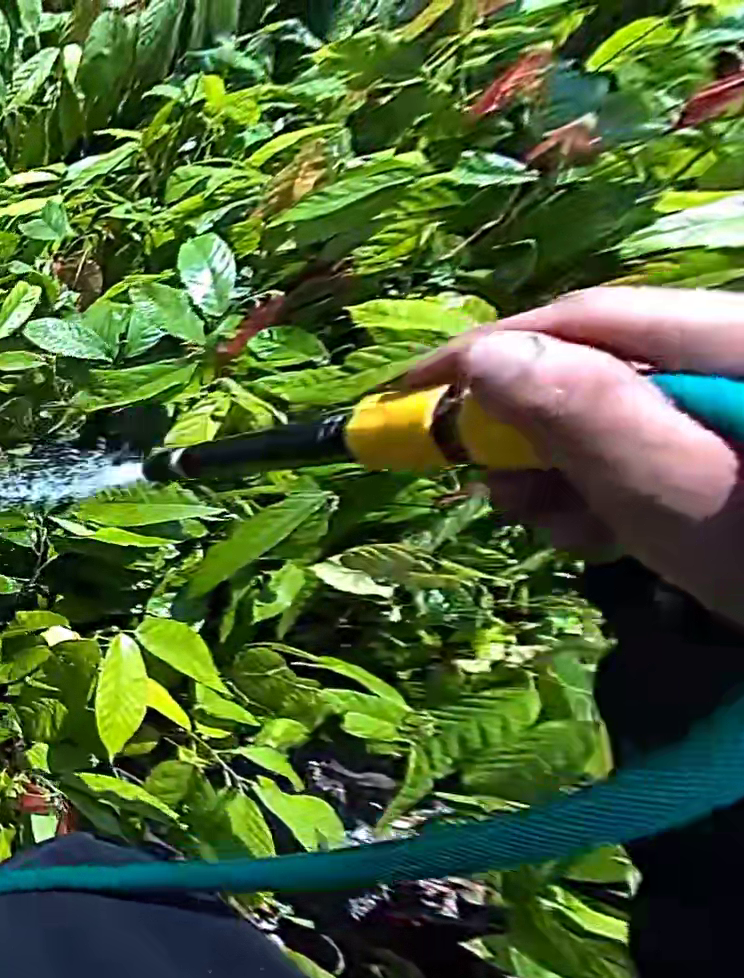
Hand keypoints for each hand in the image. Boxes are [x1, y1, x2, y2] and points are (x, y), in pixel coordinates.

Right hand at [404, 287, 743, 621]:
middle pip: (590, 366)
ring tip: (556, 523)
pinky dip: (589, 482)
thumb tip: (484, 355)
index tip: (403, 395)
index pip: (586, 318)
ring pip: (598, 409)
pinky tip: (600, 525)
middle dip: (516, 430)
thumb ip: (586, 413)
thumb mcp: (672, 490)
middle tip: (492, 487)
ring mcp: (735, 398)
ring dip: (547, 467)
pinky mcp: (727, 433)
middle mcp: (743, 355)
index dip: (482, 351)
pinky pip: (630, 438)